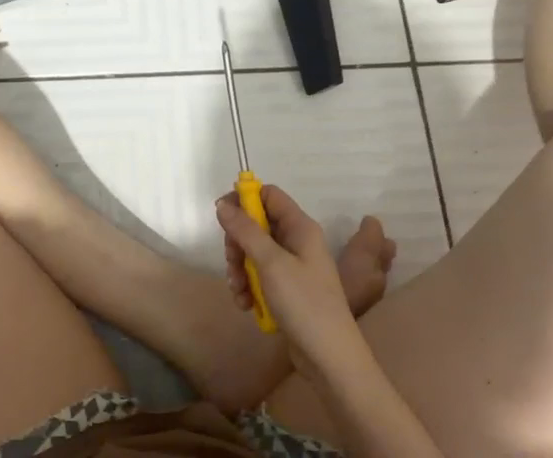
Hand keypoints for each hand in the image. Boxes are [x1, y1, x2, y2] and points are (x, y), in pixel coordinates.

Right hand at [216, 184, 361, 379]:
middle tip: (232, 262)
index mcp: (300, 227)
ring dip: (240, 268)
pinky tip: (245, 304)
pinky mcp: (287, 289)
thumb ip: (245, 230)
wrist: (329, 357)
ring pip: (254, 252)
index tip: (222, 216)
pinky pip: (260, 275)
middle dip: (238, 242)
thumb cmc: (304, 303)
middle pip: (257, 224)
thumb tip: (222, 205)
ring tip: (238, 290)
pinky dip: (249, 286)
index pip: (269, 195)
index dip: (244, 199)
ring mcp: (292, 267)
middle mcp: (297, 242)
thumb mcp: (270, 263)